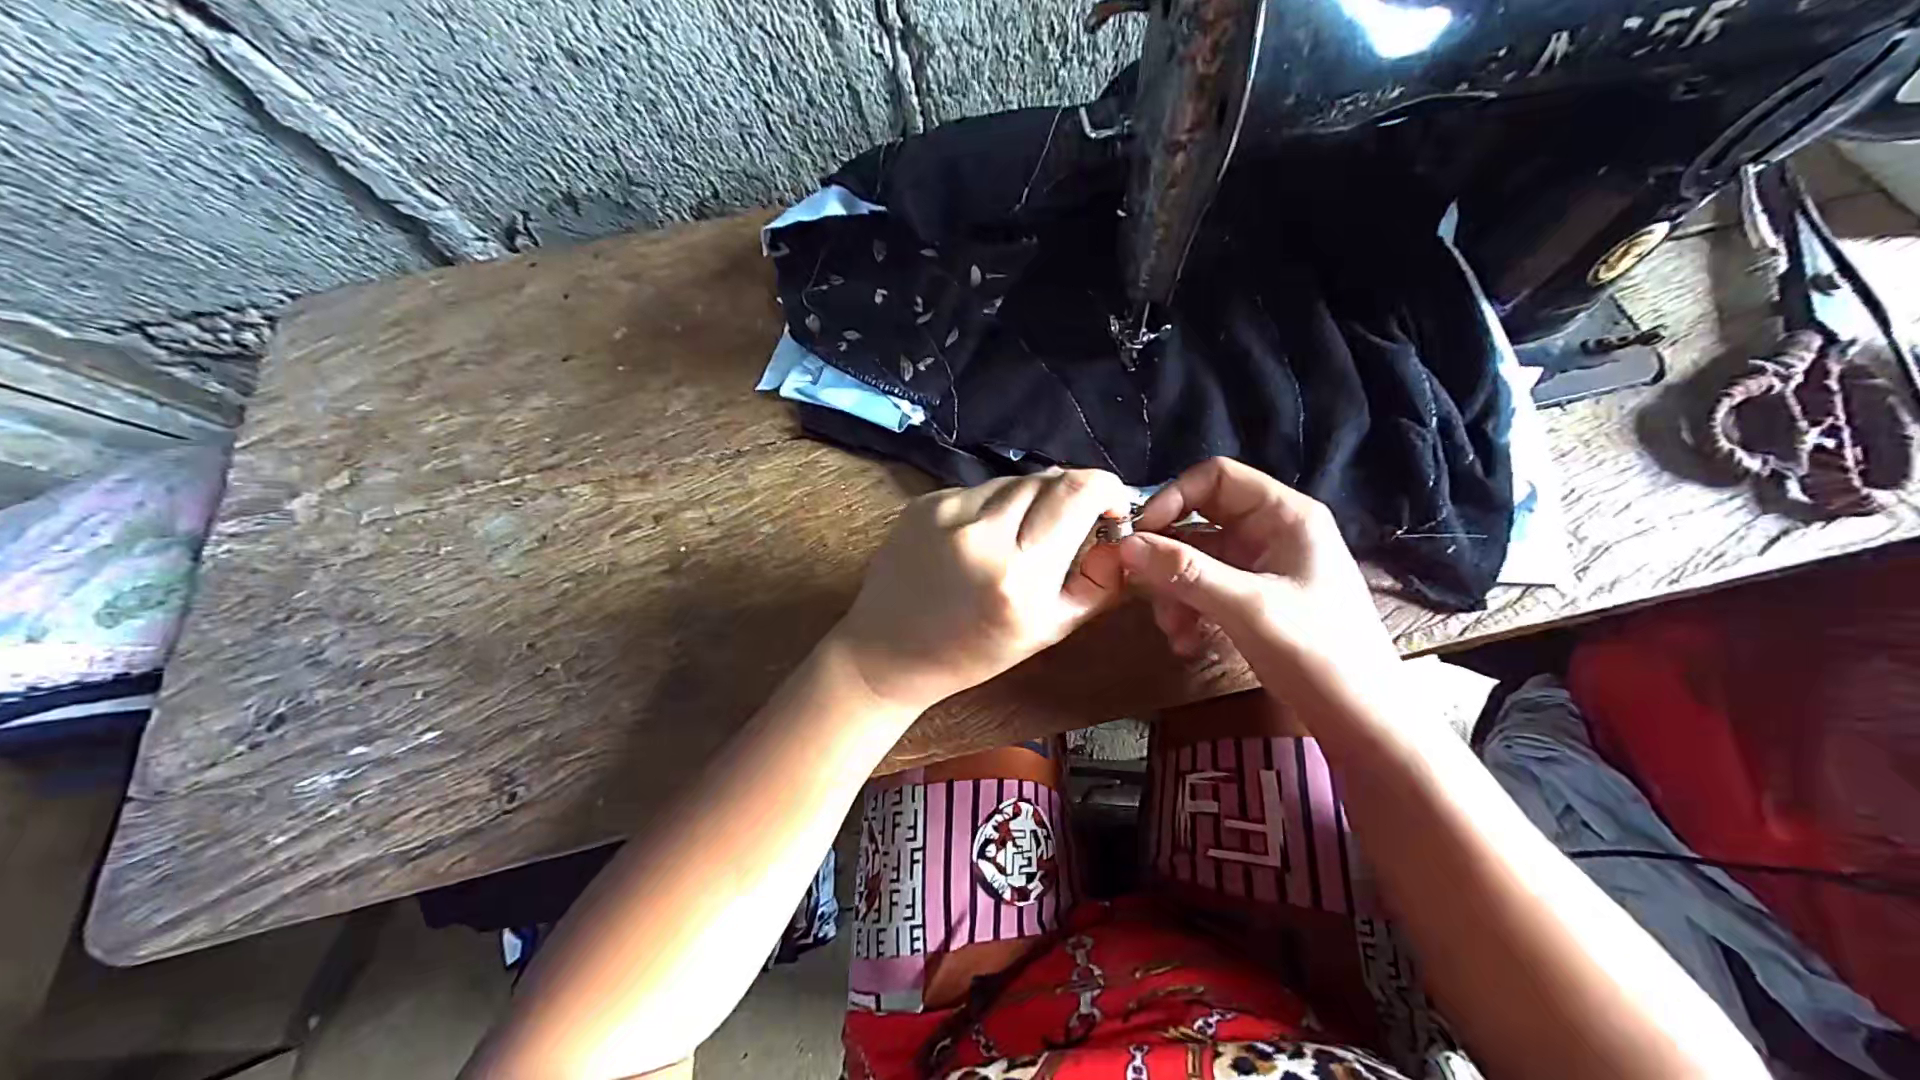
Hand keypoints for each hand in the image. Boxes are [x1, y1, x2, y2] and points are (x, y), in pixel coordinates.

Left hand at [829, 469, 1133, 712]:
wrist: (888, 652)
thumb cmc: (973, 653)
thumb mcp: (1048, 631)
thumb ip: (1097, 583)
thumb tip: (1121, 536)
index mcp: (1018, 573)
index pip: (1079, 491)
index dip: (1107, 489)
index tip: (1110, 508)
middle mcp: (981, 532)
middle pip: (1050, 479)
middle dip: (1070, 498)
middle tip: (1064, 530)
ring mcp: (946, 511)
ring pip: (1015, 480)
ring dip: (1030, 501)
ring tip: (1014, 541)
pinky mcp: (924, 502)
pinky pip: (980, 489)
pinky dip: (993, 507)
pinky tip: (979, 541)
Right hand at [1117, 457, 1400, 718]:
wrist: (1362, 720)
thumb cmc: (1317, 652)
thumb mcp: (1246, 607)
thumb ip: (1184, 571)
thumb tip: (1125, 545)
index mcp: (1284, 515)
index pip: (1216, 478)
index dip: (1172, 498)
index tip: (1138, 535)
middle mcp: (1271, 532)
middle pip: (1199, 521)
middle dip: (1168, 557)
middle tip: (1141, 588)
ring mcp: (1262, 567)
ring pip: (1196, 560)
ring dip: (1174, 592)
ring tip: (1172, 631)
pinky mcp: (1254, 599)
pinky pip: (1206, 589)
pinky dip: (1188, 611)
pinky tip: (1187, 643)